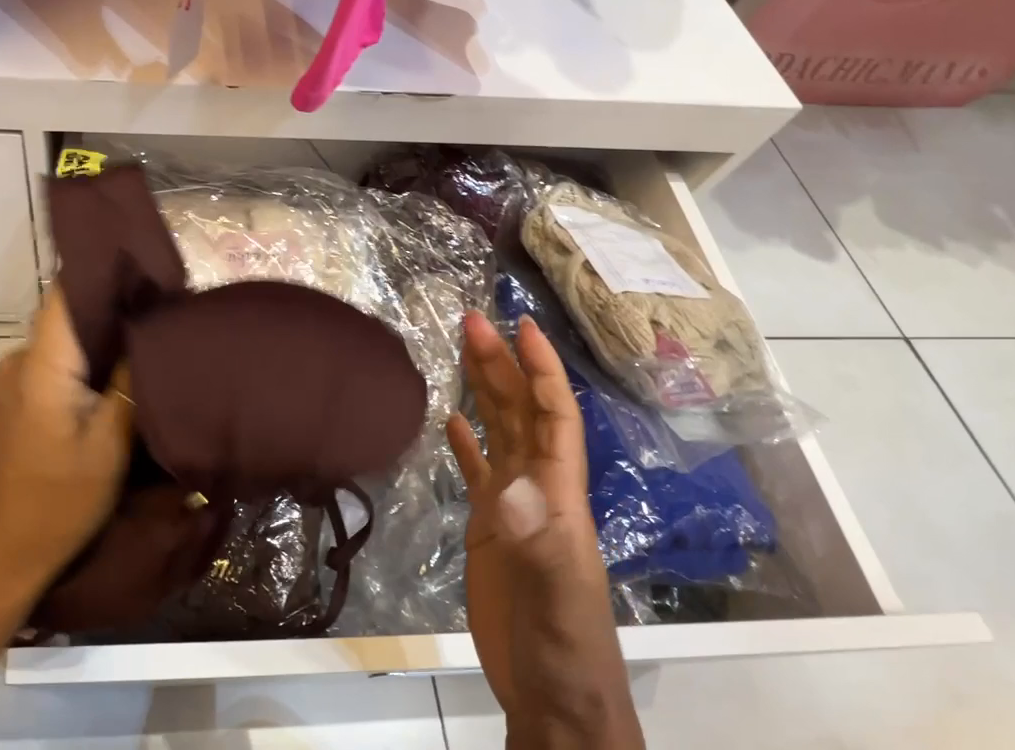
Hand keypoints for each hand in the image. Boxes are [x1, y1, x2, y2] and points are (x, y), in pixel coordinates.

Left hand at [0, 287, 132, 593]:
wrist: (0, 553)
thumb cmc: (60, 502)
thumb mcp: (110, 444)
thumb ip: (128, 381)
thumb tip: (146, 331)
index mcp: (40, 365)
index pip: (67, 295)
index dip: (104, 277)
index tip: (147, 272)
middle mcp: (16, 361)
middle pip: (66, 318)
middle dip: (111, 314)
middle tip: (161, 318)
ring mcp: (7, 381)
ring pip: (61, 344)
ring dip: (97, 345)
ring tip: (144, 351)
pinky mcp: (9, 400)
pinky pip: (50, 366)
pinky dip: (79, 367)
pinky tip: (110, 384)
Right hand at [446, 313, 642, 748]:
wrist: (553, 695)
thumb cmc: (563, 644)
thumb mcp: (554, 593)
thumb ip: (537, 540)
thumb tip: (510, 484)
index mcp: (559, 495)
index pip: (554, 418)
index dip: (541, 371)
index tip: (522, 326)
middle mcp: (538, 490)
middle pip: (522, 413)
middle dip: (502, 365)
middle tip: (473, 319)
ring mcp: (514, 509)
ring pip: (500, 433)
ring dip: (485, 391)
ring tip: (463, 349)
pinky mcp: (490, 530)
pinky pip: (478, 472)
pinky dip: (467, 442)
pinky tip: (451, 420)